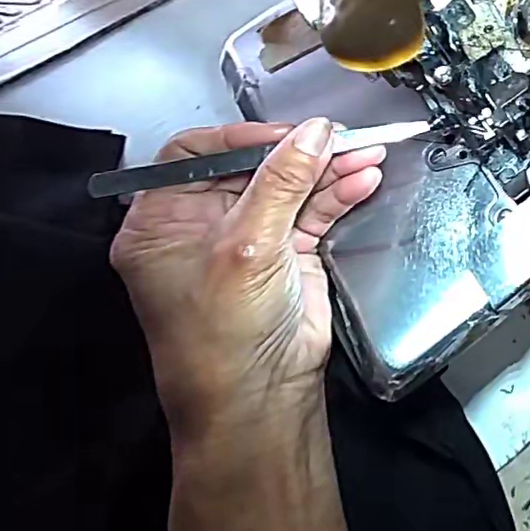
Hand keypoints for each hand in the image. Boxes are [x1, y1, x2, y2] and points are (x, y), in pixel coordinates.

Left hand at [109, 119, 386, 432]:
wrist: (262, 398)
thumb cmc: (222, 337)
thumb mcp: (246, 247)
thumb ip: (282, 182)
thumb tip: (313, 132)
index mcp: (166, 220)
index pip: (197, 154)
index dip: (241, 138)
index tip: (284, 134)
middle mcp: (205, 223)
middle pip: (255, 165)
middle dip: (300, 152)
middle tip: (338, 138)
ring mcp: (250, 235)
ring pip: (292, 185)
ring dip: (330, 169)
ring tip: (364, 154)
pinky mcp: (288, 248)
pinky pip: (314, 209)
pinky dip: (340, 194)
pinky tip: (362, 180)